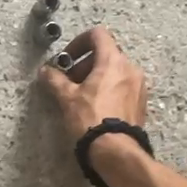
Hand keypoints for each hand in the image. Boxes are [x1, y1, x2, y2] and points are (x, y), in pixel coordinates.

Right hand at [38, 26, 148, 144]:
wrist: (116, 151)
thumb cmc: (91, 119)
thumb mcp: (67, 98)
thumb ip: (55, 79)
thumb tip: (45, 71)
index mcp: (113, 61)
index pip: (97, 35)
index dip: (78, 42)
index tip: (66, 59)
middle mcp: (130, 68)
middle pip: (106, 53)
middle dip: (84, 64)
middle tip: (69, 80)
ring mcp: (139, 86)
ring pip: (115, 70)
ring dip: (96, 77)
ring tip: (81, 96)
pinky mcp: (141, 103)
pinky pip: (123, 86)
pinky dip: (108, 88)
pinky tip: (96, 106)